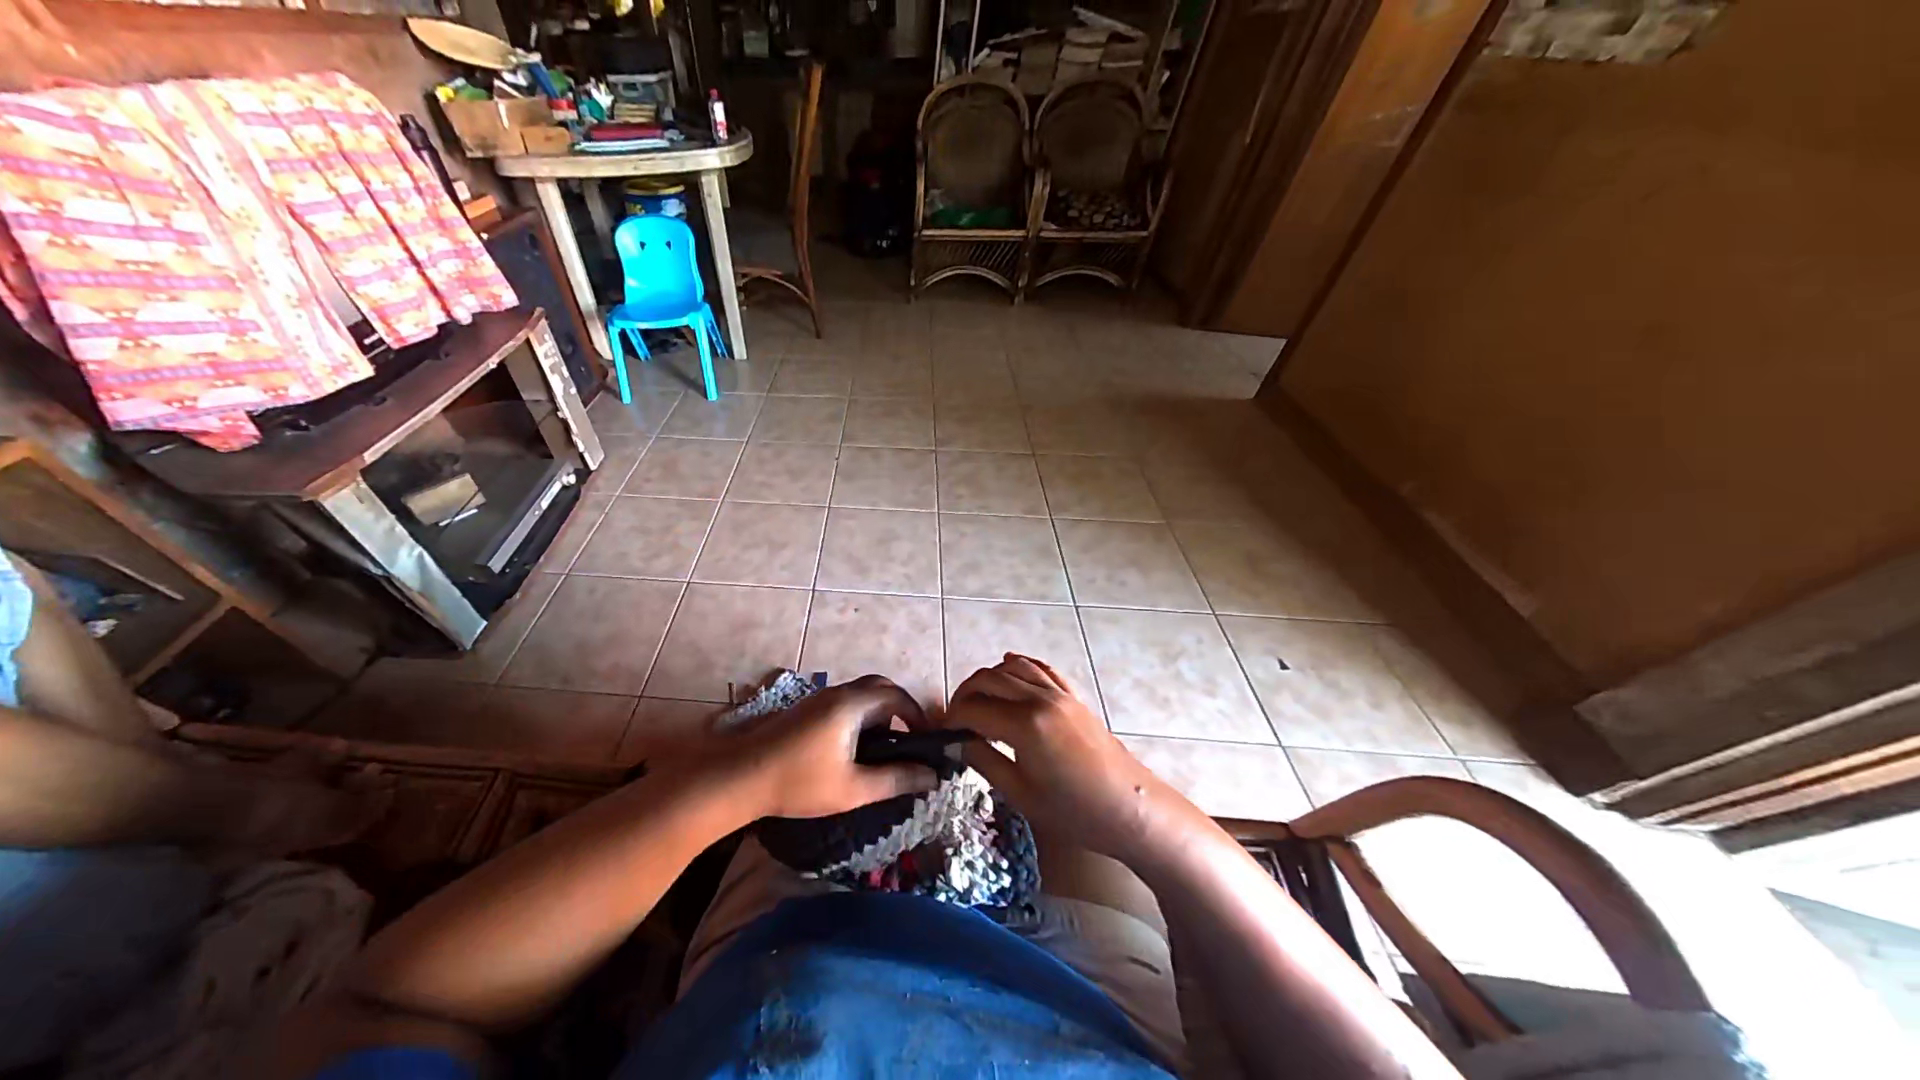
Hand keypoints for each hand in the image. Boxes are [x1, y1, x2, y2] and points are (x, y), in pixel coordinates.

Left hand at [735, 675, 939, 819]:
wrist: (739, 778)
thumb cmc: (799, 783)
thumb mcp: (853, 788)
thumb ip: (895, 780)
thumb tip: (931, 776)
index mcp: (851, 705)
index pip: (897, 697)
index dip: (917, 716)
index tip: (927, 741)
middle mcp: (836, 693)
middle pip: (880, 686)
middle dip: (900, 708)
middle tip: (909, 738)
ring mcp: (818, 699)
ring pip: (860, 694)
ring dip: (879, 713)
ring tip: (884, 747)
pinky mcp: (804, 710)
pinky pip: (844, 702)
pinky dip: (861, 716)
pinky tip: (854, 747)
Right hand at [943, 654, 1190, 861]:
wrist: (1131, 809)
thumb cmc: (1076, 812)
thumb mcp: (1021, 794)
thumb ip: (984, 762)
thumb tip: (958, 744)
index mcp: (1025, 726)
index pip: (973, 709)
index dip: (951, 719)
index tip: (942, 734)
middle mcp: (1040, 699)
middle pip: (988, 679)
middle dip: (964, 694)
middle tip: (954, 718)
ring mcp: (1059, 694)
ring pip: (1013, 667)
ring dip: (988, 678)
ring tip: (976, 700)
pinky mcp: (1073, 696)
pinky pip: (1041, 668)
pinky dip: (1019, 664)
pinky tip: (1008, 666)